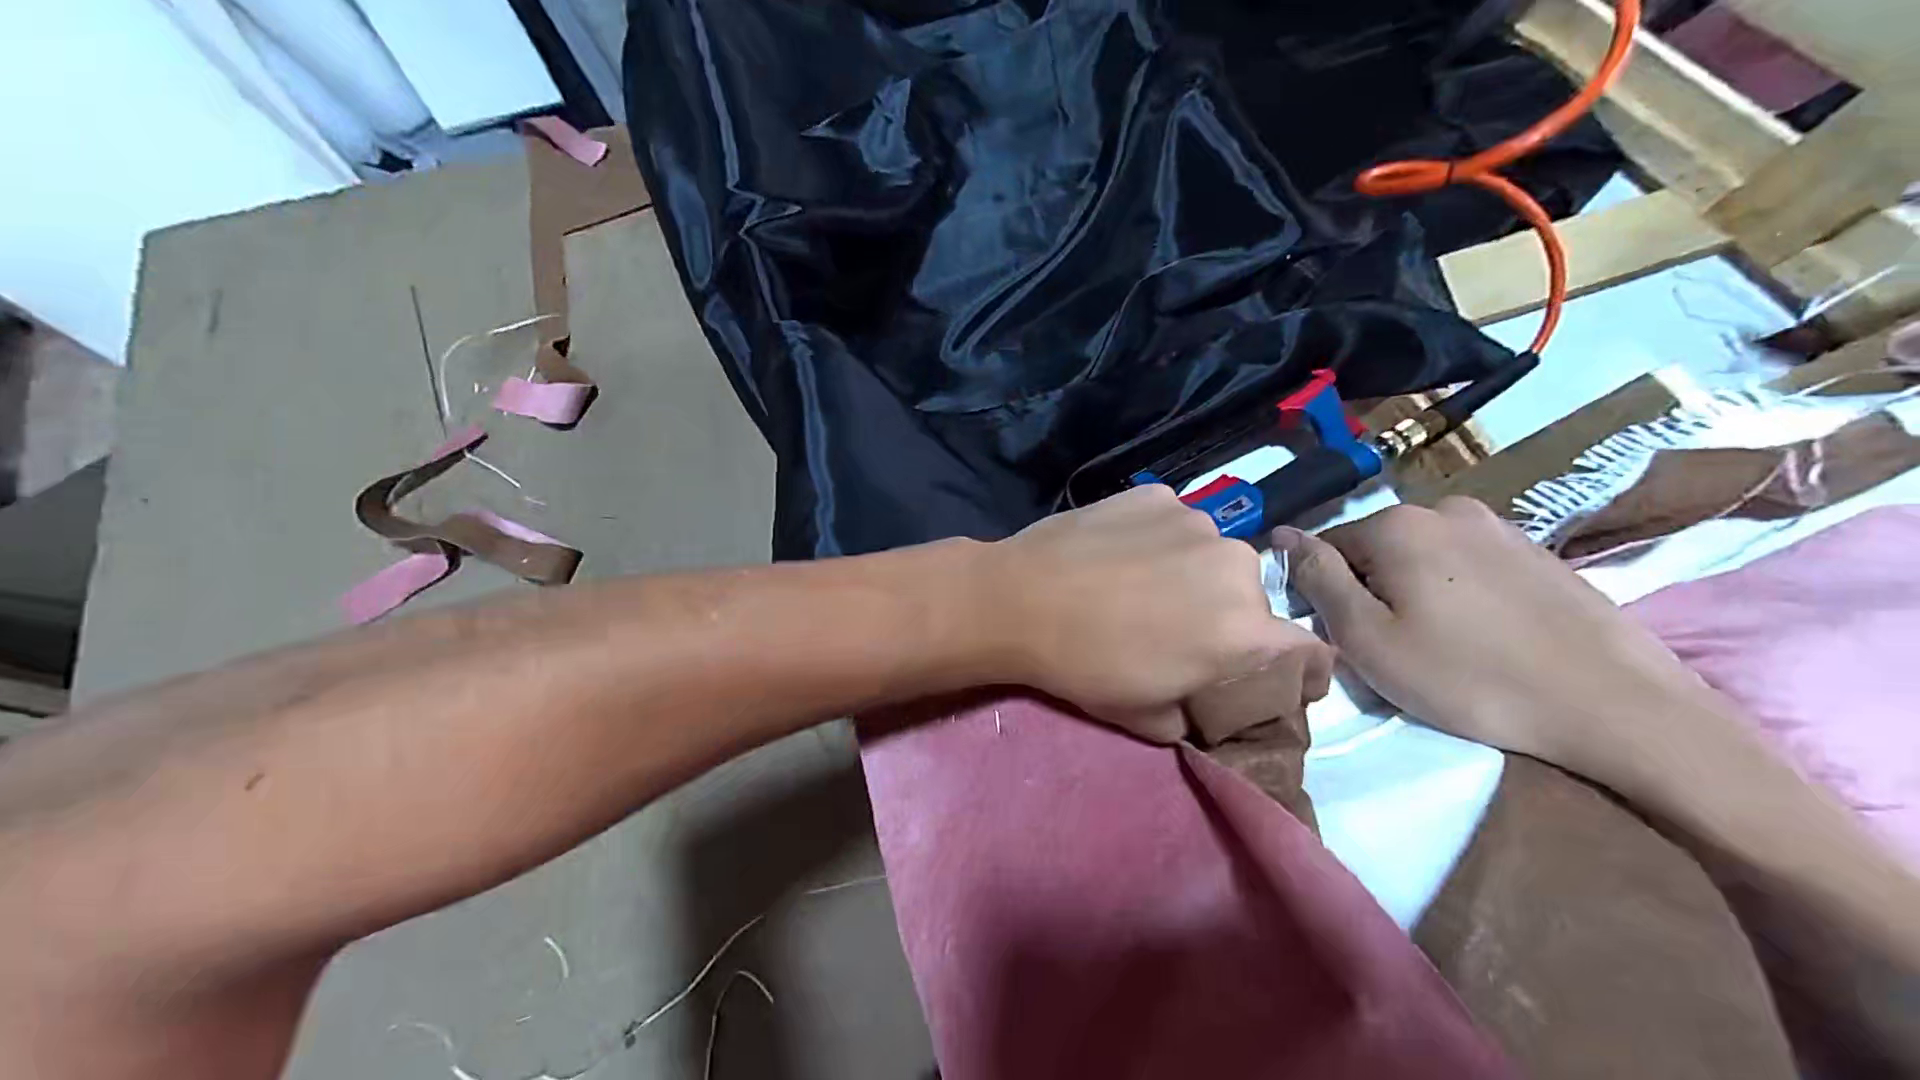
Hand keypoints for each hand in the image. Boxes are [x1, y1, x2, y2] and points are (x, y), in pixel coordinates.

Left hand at [979, 485, 1332, 743]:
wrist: (1018, 598)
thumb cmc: (1084, 664)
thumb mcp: (1146, 716)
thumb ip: (1195, 716)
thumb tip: (1202, 708)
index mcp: (1244, 629)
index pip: (1310, 651)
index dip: (1300, 671)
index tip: (1278, 676)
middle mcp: (1235, 566)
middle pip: (1253, 600)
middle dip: (1229, 620)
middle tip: (1179, 631)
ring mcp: (1195, 521)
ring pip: (1213, 556)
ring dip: (1194, 575)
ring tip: (1142, 587)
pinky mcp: (1156, 494)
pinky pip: (1175, 523)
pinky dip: (1160, 540)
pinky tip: (1121, 553)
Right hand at [1278, 497, 1737, 777]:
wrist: (1616, 706)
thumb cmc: (1468, 676)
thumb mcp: (1368, 637)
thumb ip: (1318, 579)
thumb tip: (1283, 536)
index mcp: (1396, 525)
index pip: (1324, 547)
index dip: (1324, 592)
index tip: (1347, 634)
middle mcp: (1444, 508)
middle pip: (1374, 547)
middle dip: (1370, 586)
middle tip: (1393, 643)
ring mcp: (1497, 524)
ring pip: (1422, 554)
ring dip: (1413, 587)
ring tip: (1440, 639)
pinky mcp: (1537, 549)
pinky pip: (1467, 561)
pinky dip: (1457, 588)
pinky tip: (1481, 630)